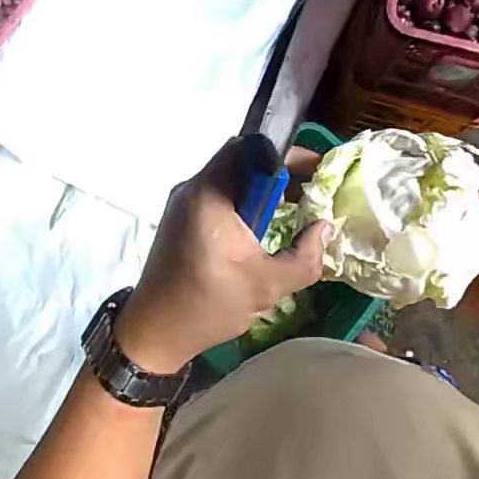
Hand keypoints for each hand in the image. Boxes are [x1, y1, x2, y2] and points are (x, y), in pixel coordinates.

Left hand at [117, 138, 331, 373]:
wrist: (154, 331)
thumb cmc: (208, 305)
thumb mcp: (266, 285)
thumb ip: (304, 257)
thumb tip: (325, 229)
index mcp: (210, 195)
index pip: (251, 148)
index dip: (287, 153)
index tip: (316, 171)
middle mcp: (192, 188)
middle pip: (241, 159)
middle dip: (278, 170)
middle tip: (309, 189)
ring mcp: (182, 202)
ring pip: (229, 176)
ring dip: (260, 187)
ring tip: (292, 206)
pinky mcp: (180, 217)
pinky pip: (217, 193)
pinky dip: (242, 200)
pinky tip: (262, 225)